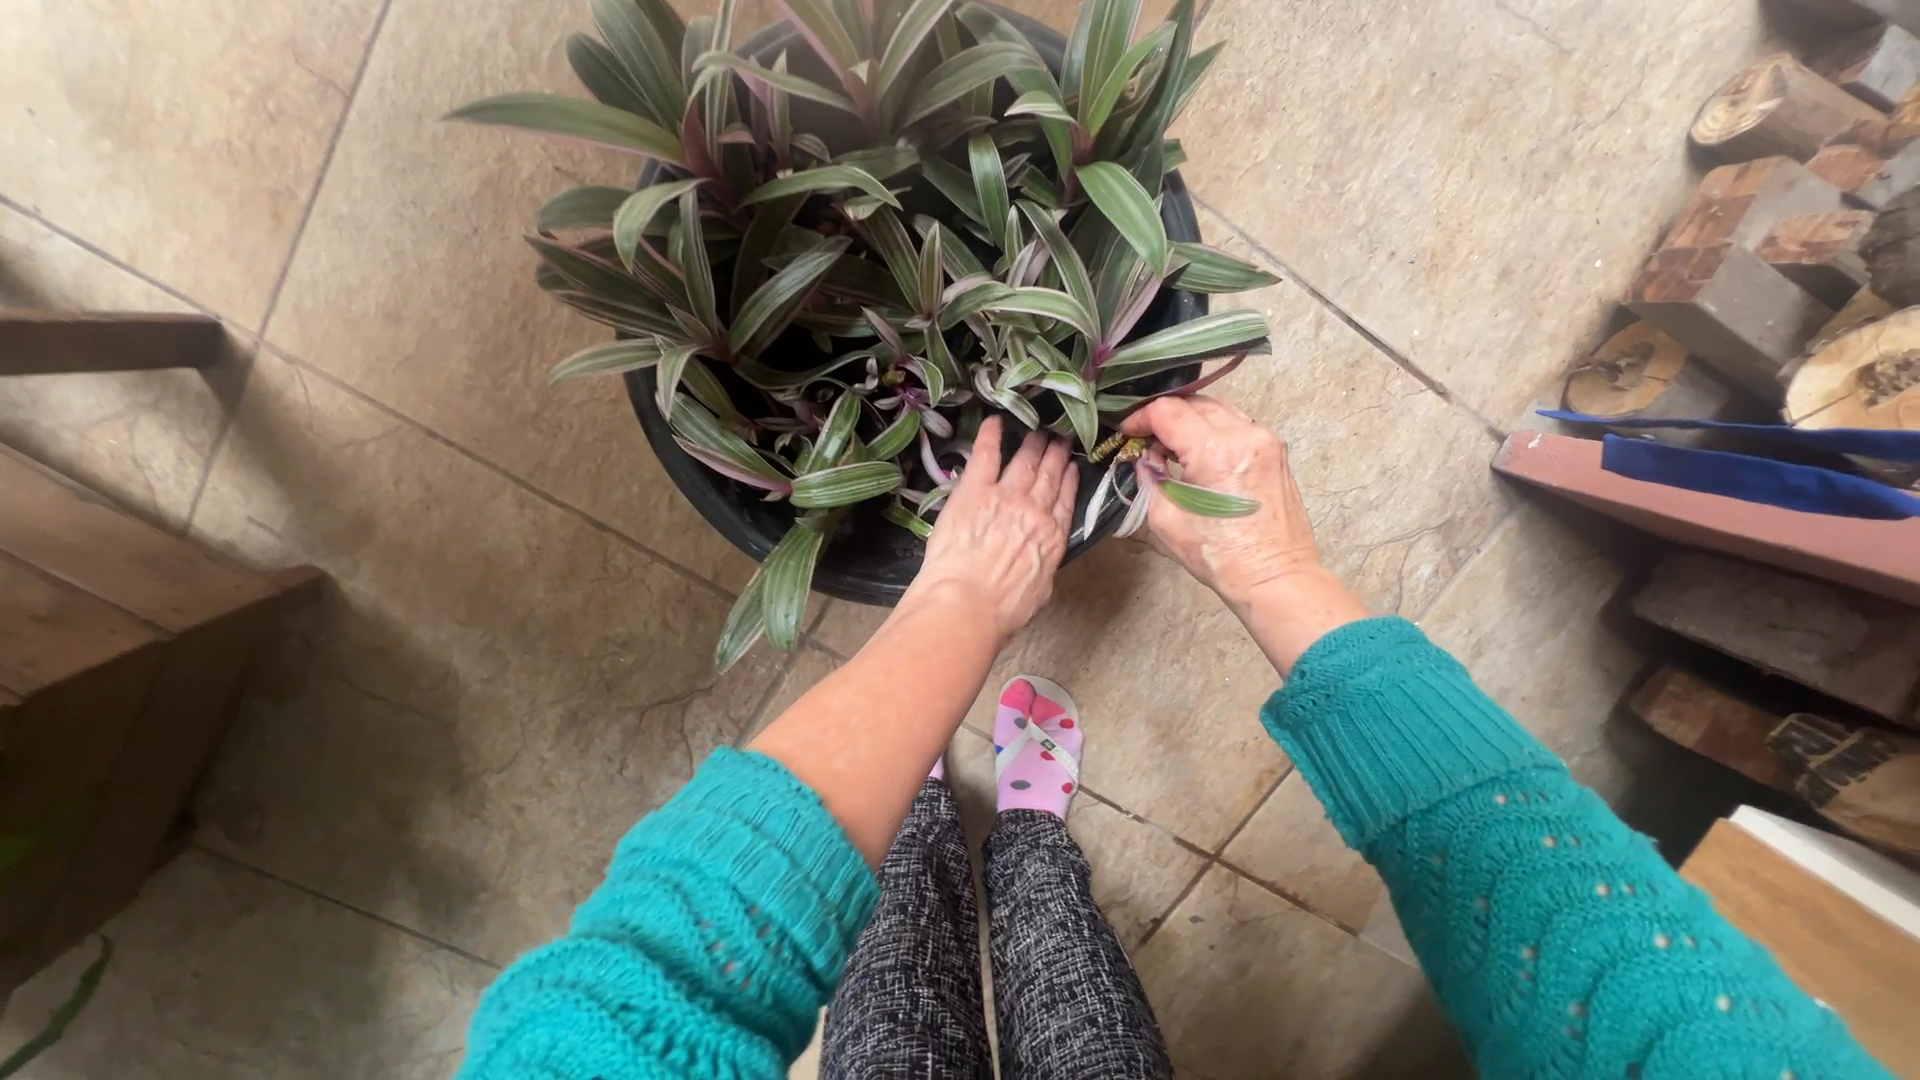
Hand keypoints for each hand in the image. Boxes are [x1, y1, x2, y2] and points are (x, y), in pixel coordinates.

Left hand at [905, 416, 1077, 643]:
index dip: (1069, 480)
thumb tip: (1040, 559)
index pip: (1065, 501)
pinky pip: (986, 455)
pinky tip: (995, 422)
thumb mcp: (1040, 591)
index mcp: (1052, 538)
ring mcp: (1005, 497)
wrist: (967, 603)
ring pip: (1024, 463)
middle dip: (1055, 455)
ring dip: (1032, 445)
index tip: (1072, 466)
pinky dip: (991, 436)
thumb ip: (1044, 565)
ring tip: (1038, 431)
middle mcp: (1034, 511)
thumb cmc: (1002, 611)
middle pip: (1048, 476)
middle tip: (1058, 438)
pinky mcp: (973, 491)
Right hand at [1121, 396, 1369, 673]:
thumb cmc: (1219, 556)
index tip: (1127, 432)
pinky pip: (1237, 425)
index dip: (1140, 418)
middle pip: (1194, 404)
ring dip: (1190, 422)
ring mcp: (1266, 441)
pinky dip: (1212, 431)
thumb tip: (1146, 457)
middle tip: (1146, 442)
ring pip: (1218, 410)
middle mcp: (1245, 435)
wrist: (1275, 577)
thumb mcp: (1166, 519)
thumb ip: (1150, 478)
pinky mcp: (1276, 452)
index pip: (1168, 411)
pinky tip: (1199, 456)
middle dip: (1165, 418)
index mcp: (1215, 451)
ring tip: (1171, 449)